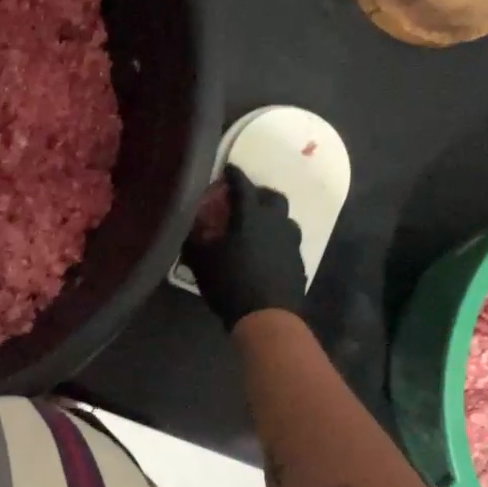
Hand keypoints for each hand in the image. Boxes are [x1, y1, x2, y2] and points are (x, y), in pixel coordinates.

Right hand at [183, 164, 305, 329]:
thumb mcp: (201, 262)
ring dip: (272, 219)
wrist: (267, 318)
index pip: (243, 185)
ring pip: (285, 220)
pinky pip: (288, 243)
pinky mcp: (299, 263)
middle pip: (273, 197)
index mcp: (251, 216)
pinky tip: (267, 254)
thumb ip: (193, 239)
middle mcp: (276, 223)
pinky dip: (277, 242)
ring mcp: (292, 243)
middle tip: (246, 200)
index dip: (234, 175)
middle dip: (259, 194)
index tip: (228, 168)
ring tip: (258, 228)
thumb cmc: (230, 283)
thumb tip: (188, 226)